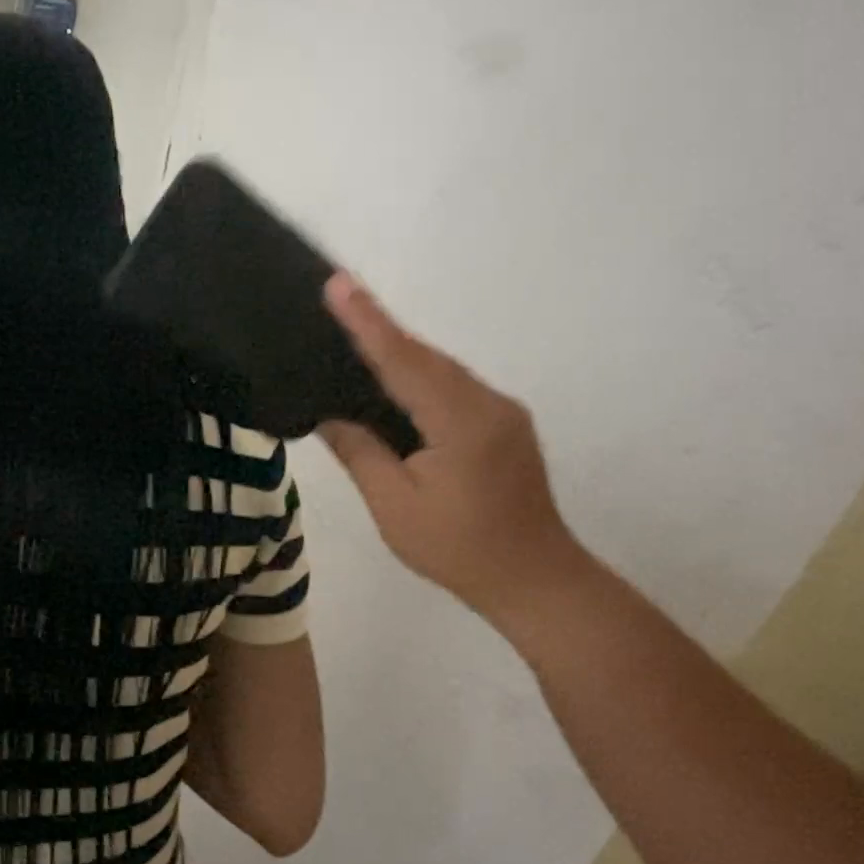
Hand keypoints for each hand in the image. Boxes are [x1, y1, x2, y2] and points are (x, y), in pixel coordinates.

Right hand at [315, 275, 589, 619]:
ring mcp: (501, 413)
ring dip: (399, 349)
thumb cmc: (458, 548)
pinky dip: (418, 374)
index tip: (338, 284)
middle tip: (336, 296)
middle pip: (426, 356)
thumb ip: (361, 453)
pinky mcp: (503, 426)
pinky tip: (391, 377)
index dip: (368, 322)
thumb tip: (328, 415)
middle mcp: (488, 404)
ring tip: (354, 328)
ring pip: (441, 369)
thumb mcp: (394, 506)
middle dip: (381, 326)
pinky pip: (452, 387)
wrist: (535, 579)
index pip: (403, 361)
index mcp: (461, 422)